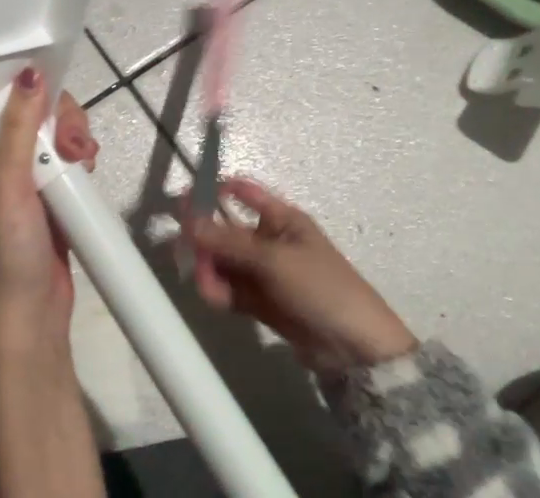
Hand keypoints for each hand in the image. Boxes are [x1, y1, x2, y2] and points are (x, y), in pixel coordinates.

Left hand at [0, 67, 104, 497]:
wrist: (30, 318)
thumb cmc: (10, 250)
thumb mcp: (9, 184)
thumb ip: (20, 130)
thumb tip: (31, 71)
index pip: (9, 103)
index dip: (37, 95)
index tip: (58, 109)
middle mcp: (5, 162)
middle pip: (39, 116)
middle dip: (64, 121)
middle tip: (77, 148)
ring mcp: (32, 181)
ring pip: (58, 138)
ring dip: (77, 140)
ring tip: (85, 160)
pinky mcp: (56, 199)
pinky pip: (72, 164)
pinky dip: (83, 160)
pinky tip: (90, 168)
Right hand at [184, 177, 416, 372]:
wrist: (355, 349)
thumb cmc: (321, 287)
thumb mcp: (274, 260)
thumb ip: (228, 242)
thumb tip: (188, 221)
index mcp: (282, 220)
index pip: (244, 194)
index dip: (215, 191)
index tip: (186, 199)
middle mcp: (270, 241)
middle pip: (226, 229)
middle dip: (204, 238)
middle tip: (184, 249)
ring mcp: (265, 273)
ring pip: (224, 261)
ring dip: (209, 268)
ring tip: (205, 283)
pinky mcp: (261, 302)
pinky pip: (230, 288)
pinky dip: (218, 290)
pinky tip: (213, 296)